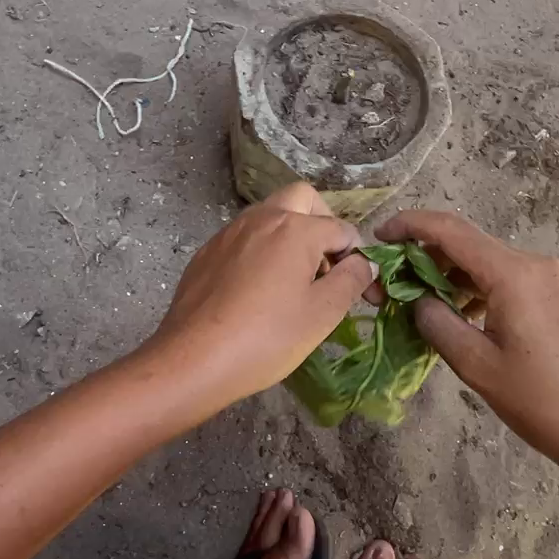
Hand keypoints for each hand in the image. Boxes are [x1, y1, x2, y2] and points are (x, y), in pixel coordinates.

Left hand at [146, 184, 375, 404]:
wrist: (194, 359)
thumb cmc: (266, 337)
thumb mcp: (322, 314)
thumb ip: (350, 280)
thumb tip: (364, 263)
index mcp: (296, 229)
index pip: (342, 229)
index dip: (358, 258)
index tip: (361, 291)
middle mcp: (263, 218)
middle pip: (303, 199)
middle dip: (322, 224)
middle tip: (326, 265)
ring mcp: (231, 231)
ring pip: (271, 215)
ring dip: (290, 235)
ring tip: (294, 281)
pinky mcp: (209, 250)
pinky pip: (245, 237)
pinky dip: (261, 250)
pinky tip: (257, 291)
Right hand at [378, 211, 558, 474]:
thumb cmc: (542, 402)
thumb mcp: (476, 365)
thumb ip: (437, 323)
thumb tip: (417, 301)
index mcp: (513, 273)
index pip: (449, 230)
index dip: (409, 225)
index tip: (378, 236)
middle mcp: (531, 263)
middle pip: (465, 242)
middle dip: (423, 255)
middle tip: (390, 283)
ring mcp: (546, 279)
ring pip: (482, 261)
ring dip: (446, 274)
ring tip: (415, 302)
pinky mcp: (553, 296)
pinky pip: (501, 278)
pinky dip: (471, 288)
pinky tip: (454, 314)